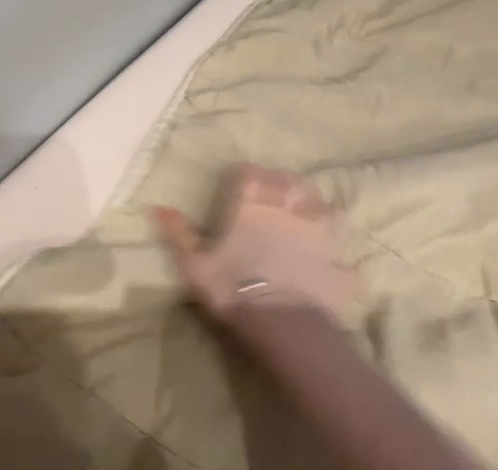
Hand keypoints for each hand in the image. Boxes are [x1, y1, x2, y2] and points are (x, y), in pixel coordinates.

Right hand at [152, 165, 357, 325]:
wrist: (282, 324)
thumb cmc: (232, 287)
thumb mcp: (193, 262)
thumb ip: (177, 232)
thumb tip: (155, 206)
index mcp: (250, 202)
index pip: (251, 172)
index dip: (246, 176)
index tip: (239, 185)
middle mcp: (286, 207)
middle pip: (289, 181)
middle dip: (282, 183)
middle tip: (273, 195)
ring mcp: (318, 232)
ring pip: (322, 205)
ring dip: (314, 206)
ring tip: (305, 216)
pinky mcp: (338, 259)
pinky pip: (342, 247)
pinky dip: (337, 249)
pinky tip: (332, 258)